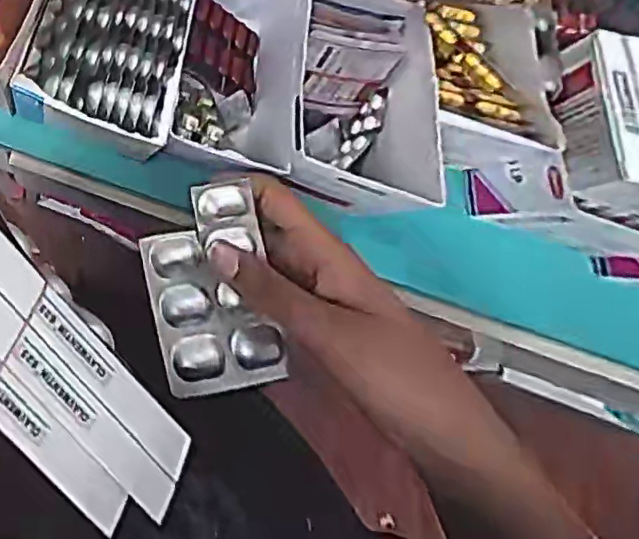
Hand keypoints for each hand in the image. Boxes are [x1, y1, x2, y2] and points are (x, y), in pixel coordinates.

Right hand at [202, 174, 469, 453]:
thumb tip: (222, 251)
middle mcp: (319, 271)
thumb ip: (271, 291)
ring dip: (229, 279)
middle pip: (259, 234)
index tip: (196, 206)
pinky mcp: (314, 332)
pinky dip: (244, 310)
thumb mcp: (329, 333)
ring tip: (197, 289)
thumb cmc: (412, 385)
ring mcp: (316, 301)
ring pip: (260, 273)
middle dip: (221, 239)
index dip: (234, 191)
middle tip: (185, 254)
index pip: (273, 199)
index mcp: (328, 255)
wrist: (453, 448)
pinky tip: (226, 325)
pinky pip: (268, 307)